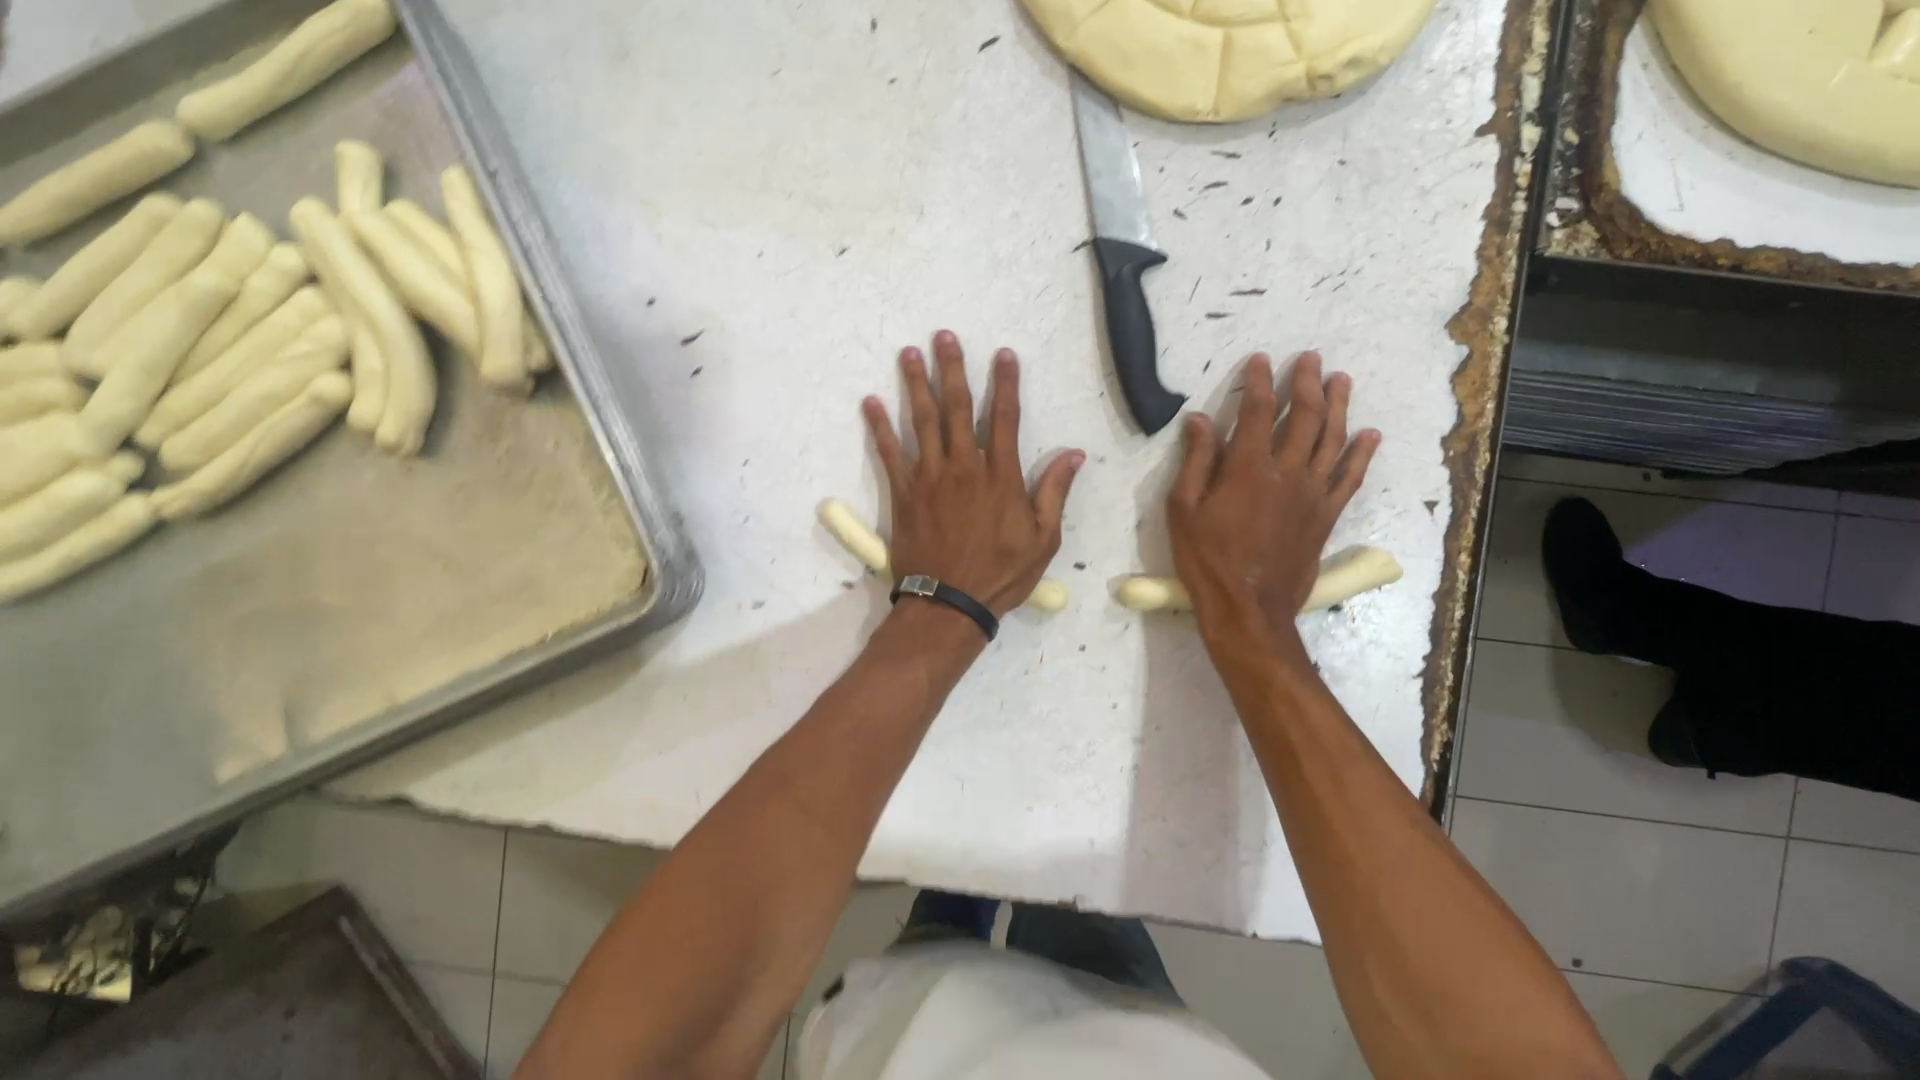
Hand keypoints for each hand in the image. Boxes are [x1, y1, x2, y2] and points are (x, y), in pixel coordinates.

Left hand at [864, 331, 1084, 617]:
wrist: (949, 603)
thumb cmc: (1002, 575)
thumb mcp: (1043, 539)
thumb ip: (1055, 492)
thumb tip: (1073, 454)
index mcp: (1000, 476)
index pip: (1005, 419)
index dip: (1005, 384)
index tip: (1003, 354)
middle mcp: (964, 467)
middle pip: (957, 408)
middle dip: (953, 369)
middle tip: (944, 336)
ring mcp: (930, 478)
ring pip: (922, 422)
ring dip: (915, 385)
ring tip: (908, 353)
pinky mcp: (904, 494)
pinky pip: (889, 454)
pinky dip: (879, 427)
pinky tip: (871, 402)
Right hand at [1167, 352, 1379, 650]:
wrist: (1248, 608)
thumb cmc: (1207, 560)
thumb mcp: (1183, 510)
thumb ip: (1196, 462)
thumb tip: (1201, 420)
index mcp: (1248, 468)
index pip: (1259, 410)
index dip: (1260, 381)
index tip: (1261, 360)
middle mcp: (1287, 472)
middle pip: (1305, 416)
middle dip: (1308, 382)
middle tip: (1310, 359)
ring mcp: (1313, 493)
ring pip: (1333, 439)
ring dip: (1339, 405)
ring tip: (1341, 380)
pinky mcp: (1327, 515)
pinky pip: (1351, 477)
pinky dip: (1362, 453)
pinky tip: (1370, 435)